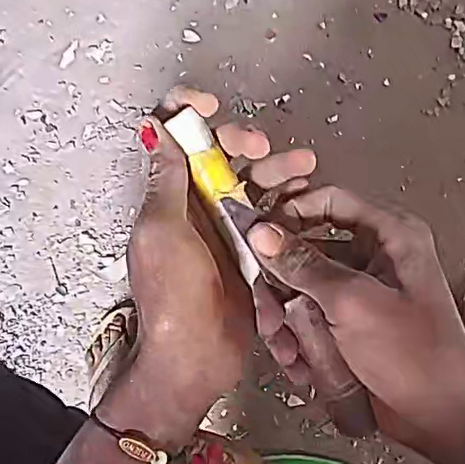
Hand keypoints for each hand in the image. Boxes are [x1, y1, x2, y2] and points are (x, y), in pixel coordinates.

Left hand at [106, 88, 315, 440]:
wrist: (196, 357)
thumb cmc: (172, 297)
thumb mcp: (161, 233)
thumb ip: (165, 181)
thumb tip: (155, 128)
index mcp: (169, 199)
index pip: (172, 140)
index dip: (187, 113)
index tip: (210, 106)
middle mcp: (198, 208)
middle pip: (221, 156)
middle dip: (243, 141)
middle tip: (260, 146)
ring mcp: (229, 231)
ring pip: (254, 184)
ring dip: (277, 168)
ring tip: (304, 166)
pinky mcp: (256, 253)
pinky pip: (275, 218)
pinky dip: (291, 202)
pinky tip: (309, 196)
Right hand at [247, 186, 464, 455]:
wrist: (440, 415)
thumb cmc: (411, 352)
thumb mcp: (353, 302)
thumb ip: (304, 265)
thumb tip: (261, 233)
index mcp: (388, 236)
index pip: (329, 201)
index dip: (290, 213)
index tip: (257, 237)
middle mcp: (372, 257)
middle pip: (305, 250)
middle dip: (281, 286)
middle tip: (270, 315)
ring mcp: (357, 293)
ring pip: (299, 289)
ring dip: (284, 321)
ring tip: (288, 351)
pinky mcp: (346, 325)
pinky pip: (307, 319)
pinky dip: (297, 340)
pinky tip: (299, 365)